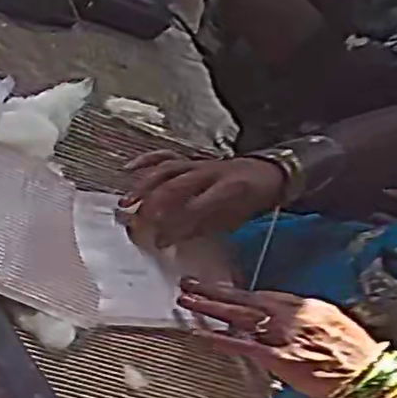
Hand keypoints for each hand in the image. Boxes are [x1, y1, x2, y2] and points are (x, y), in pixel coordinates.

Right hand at [120, 152, 284, 247]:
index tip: (158, 242)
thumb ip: (197, 228)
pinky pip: (166, 155)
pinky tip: (128, 168)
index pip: (193, 209)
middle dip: (152, 206)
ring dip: (142, 186)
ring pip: (166, 170)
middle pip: (173, 186)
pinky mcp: (191, 159)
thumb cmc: (249, 200)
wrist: (270, 173)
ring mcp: (198, 163)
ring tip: (126, 202)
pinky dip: (145, 160)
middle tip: (137, 223)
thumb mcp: (231, 219)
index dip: (173, 226)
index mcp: (227, 189)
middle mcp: (209, 172)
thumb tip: (166, 241)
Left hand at [179, 279, 384, 397]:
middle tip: (187, 284)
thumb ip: (296, 319)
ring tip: (185, 301)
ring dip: (210, 308)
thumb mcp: (329, 324)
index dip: (233, 290)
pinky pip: (244, 345)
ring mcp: (287, 335)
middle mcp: (295, 316)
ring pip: (240, 316)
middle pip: (245, 299)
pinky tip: (200, 334)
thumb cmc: (353, 355)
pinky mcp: (282, 357)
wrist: (376, 380)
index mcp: (308, 306)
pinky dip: (220, 339)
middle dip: (213, 291)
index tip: (211, 285)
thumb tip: (266, 318)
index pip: (261, 294)